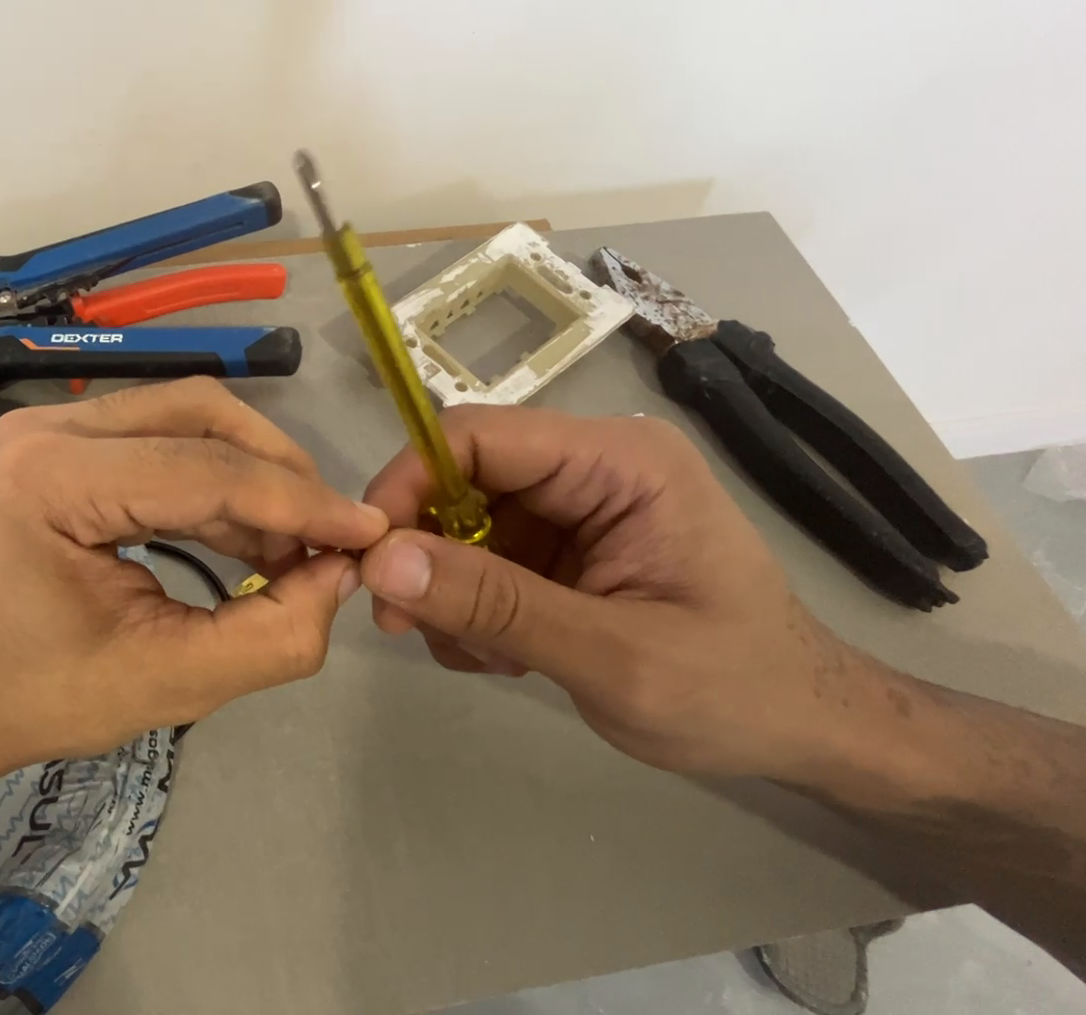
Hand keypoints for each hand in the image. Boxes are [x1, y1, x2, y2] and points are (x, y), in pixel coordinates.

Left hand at [0, 377, 386, 773]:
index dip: (299, 503)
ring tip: (296, 546)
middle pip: (200, 416)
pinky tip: (249, 535)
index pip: (204, 471)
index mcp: (53, 479)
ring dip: (251, 479)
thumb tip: (343, 570)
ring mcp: (49, 427)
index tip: (368, 534)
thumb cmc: (44, 698)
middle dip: (278, 475)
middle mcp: (46, 429)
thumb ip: (273, 634)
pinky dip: (214, 484)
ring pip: (186, 420)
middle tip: (329, 535)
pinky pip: (161, 441)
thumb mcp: (171, 682)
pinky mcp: (62, 443)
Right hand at [358, 405, 880, 780]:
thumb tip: (380, 560)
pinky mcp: (554, 548)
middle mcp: (586, 469)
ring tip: (487, 655)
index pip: (476, 437)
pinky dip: (465, 610)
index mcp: (618, 462)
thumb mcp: (612, 656)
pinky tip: (503, 655)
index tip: (369, 559)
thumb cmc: (735, 690)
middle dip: (423, 554)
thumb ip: (495, 605)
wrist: (802, 733)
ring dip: (445, 593)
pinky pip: (473, 562)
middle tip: (404, 626)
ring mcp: (568, 509)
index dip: (408, 484)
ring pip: (453, 528)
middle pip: (455, 481)